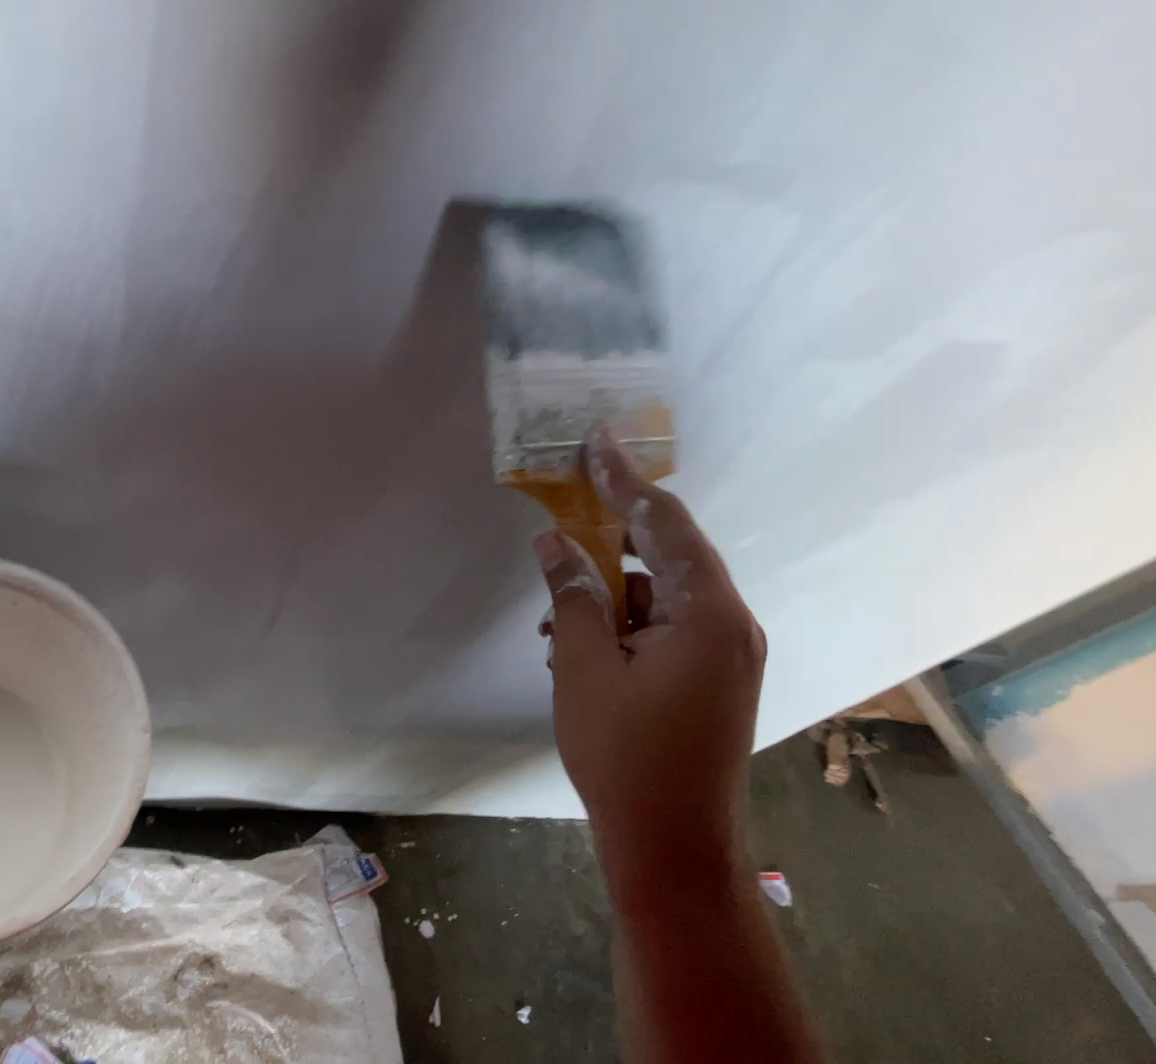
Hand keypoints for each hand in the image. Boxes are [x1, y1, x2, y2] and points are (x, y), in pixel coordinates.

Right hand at [534, 428, 766, 845]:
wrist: (672, 842)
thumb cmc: (623, 751)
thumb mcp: (582, 665)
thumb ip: (573, 595)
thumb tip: (555, 540)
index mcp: (707, 614)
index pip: (662, 524)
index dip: (625, 480)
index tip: (597, 442)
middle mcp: (730, 624)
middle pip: (666, 555)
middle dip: (609, 538)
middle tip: (563, 515)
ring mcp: (725, 653)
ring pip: (660, 595)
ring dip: (608, 595)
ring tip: (554, 622)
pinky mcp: (713, 677)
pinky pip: (666, 627)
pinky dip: (623, 625)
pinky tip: (578, 649)